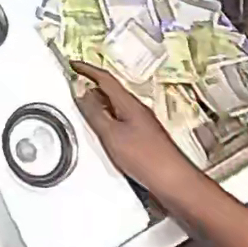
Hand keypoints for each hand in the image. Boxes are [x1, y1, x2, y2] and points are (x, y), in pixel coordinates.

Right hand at [70, 60, 203, 198]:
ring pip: (116, 104)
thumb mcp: (111, 134)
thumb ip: (94, 112)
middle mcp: (137, 109)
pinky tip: (100, 128)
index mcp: (129, 103)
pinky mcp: (143, 137)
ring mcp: (142, 123)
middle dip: (92, 84)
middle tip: (75, 83)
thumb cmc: (144, 158)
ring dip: (99, 101)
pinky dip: (106, 116)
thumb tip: (82, 92)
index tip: (73, 64)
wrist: (174, 182)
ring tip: (82, 105)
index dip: (87, 69)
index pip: (105, 79)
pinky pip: (120, 118)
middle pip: (111, 90)